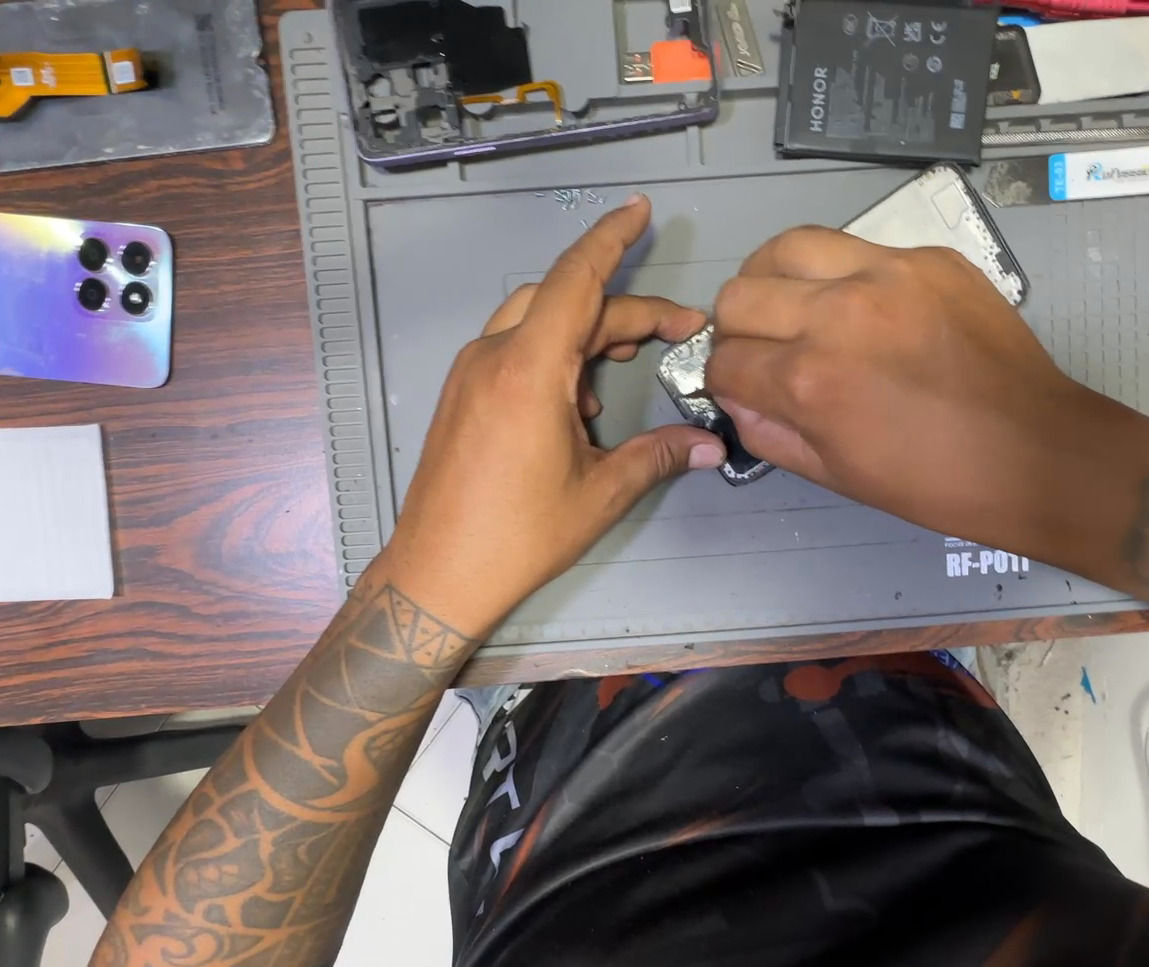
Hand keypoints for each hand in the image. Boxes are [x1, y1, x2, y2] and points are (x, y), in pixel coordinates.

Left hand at [378, 196, 725, 634]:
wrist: (438, 572)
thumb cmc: (517, 536)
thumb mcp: (601, 493)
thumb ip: (660, 457)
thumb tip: (710, 445)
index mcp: (529, 370)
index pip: (576, 280)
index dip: (612, 238)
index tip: (640, 211)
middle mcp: (493, 358)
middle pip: (565, 302)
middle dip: (623, 310)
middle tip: (672, 332)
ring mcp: (470, 375)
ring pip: (536, 322)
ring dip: (585, 331)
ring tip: (621, 367)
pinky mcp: (461, 395)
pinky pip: (513, 350)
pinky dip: (553, 356)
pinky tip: (577, 403)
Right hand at [705, 226, 1140, 553]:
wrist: (1034, 451)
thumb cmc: (931, 481)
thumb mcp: (832, 473)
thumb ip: (766, 431)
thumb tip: (737, 396)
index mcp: (810, 381)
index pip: (724, 361)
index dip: (722, 381)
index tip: (741, 389)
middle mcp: (837, 314)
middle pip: (738, 295)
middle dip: (734, 331)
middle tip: (761, 351)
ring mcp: (885, 275)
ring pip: (785, 248)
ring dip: (771, 281)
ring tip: (791, 307)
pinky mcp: (926, 258)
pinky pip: (851, 247)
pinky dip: (834, 274)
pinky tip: (856, 305)